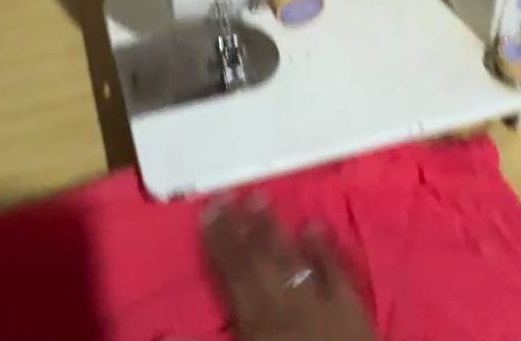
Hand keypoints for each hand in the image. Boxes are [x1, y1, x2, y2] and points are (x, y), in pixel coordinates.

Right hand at [200, 197, 379, 340]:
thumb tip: (167, 332)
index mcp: (256, 322)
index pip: (232, 273)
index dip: (218, 241)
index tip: (207, 210)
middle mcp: (285, 305)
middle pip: (259, 259)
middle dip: (242, 226)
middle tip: (230, 193)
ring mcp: (321, 304)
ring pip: (292, 259)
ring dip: (275, 229)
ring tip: (261, 198)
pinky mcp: (353, 312)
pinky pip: (337, 274)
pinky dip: (324, 249)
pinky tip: (314, 226)